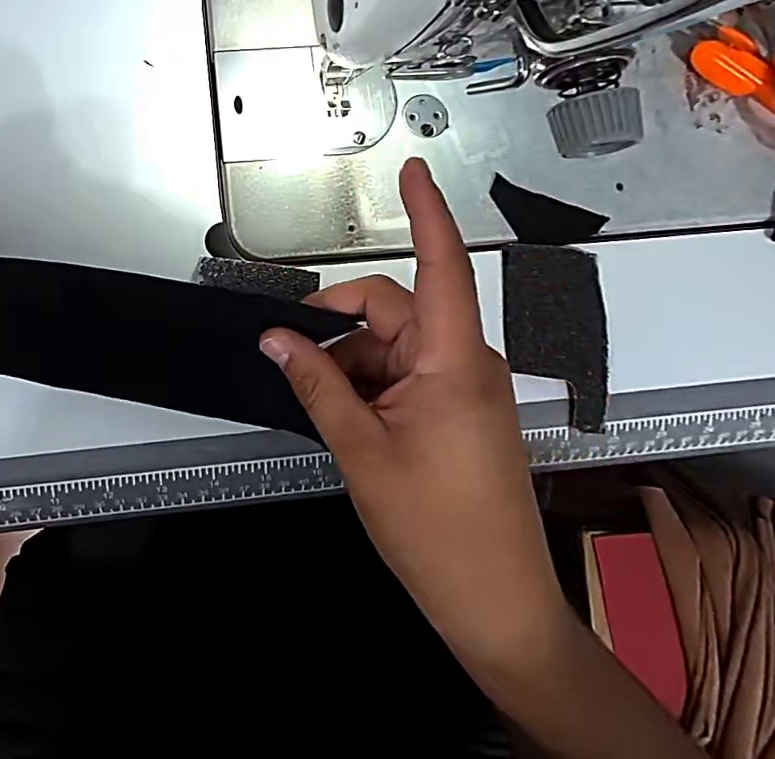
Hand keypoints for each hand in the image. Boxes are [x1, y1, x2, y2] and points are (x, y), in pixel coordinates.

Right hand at [258, 158, 561, 677]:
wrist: (496, 605)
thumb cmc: (439, 533)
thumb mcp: (362, 450)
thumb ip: (317, 384)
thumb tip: (278, 340)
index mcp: (455, 360)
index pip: (443, 264)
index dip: (426, 211)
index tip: (412, 169)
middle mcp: (466, 361)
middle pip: (394, 310)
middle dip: (340, 328)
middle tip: (291, 355)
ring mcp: (464, 386)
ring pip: (394, 345)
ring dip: (351, 365)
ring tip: (326, 410)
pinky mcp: (458, 409)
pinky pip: (405, 372)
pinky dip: (370, 384)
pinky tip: (347, 418)